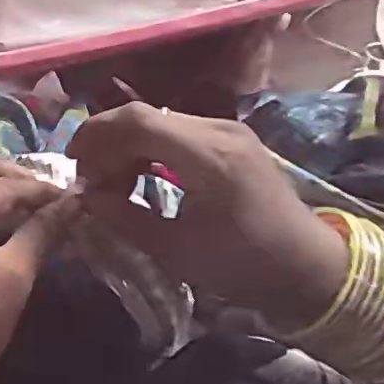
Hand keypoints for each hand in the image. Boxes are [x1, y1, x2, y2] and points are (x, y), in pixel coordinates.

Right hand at [67, 102, 347, 327]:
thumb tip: (88, 197)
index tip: (74, 165)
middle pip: (144, 116)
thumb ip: (125, 217)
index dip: (96, 136)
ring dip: (125, 146)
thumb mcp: (175, 251)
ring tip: (112, 182)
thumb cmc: (243, 265)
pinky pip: (175, 132)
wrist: (310, 268)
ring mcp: (228, 131)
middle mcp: (219, 131)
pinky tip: (140, 176)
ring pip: (157, 121)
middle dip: (105, 142)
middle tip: (88, 179)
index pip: (137, 121)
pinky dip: (148, 149)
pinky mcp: (231, 139)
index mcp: (209, 157)